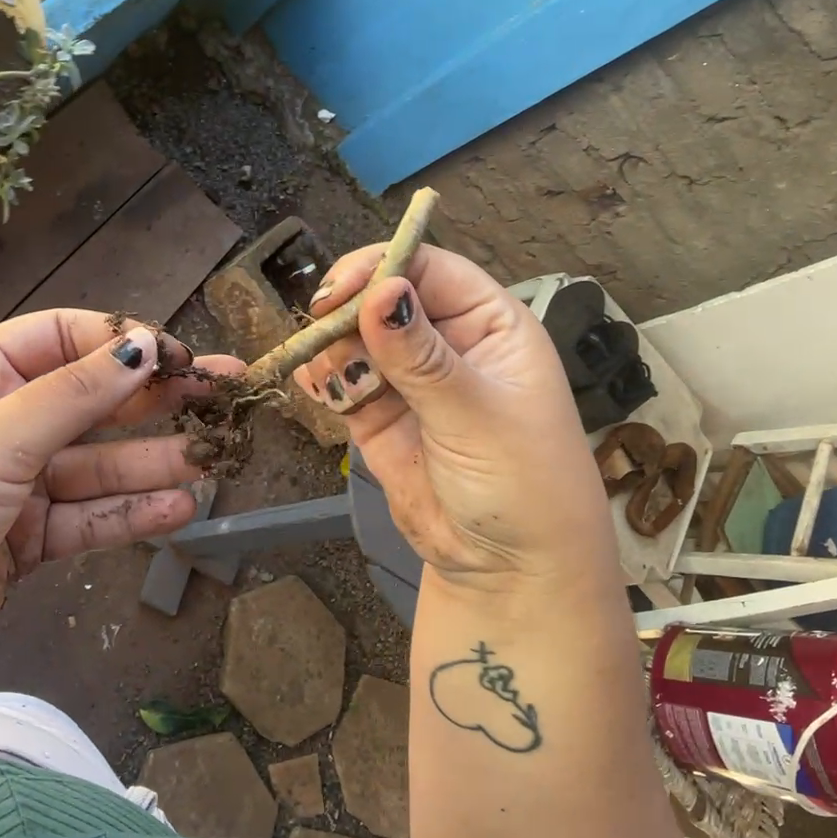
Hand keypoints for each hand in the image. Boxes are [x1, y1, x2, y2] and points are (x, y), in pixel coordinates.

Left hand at [0, 311, 245, 691]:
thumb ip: (75, 395)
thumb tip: (142, 344)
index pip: (60, 339)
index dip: (120, 341)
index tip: (179, 354)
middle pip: (86, 402)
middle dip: (152, 399)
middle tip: (224, 394)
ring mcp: (9, 487)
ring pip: (93, 466)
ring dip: (150, 462)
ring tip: (213, 457)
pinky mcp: (20, 545)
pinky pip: (84, 520)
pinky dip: (127, 514)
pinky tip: (178, 509)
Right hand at [292, 244, 614, 587]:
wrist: (506, 569)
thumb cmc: (522, 485)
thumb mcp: (476, 415)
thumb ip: (421, 357)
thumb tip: (381, 291)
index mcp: (488, 324)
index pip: (428, 269)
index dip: (381, 268)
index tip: (338, 292)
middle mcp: (444, 342)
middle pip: (380, 298)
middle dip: (346, 311)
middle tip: (317, 331)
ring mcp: (405, 379)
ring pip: (352, 338)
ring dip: (329, 349)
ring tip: (330, 379)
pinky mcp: (375, 413)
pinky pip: (338, 380)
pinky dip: (320, 378)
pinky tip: (314, 387)